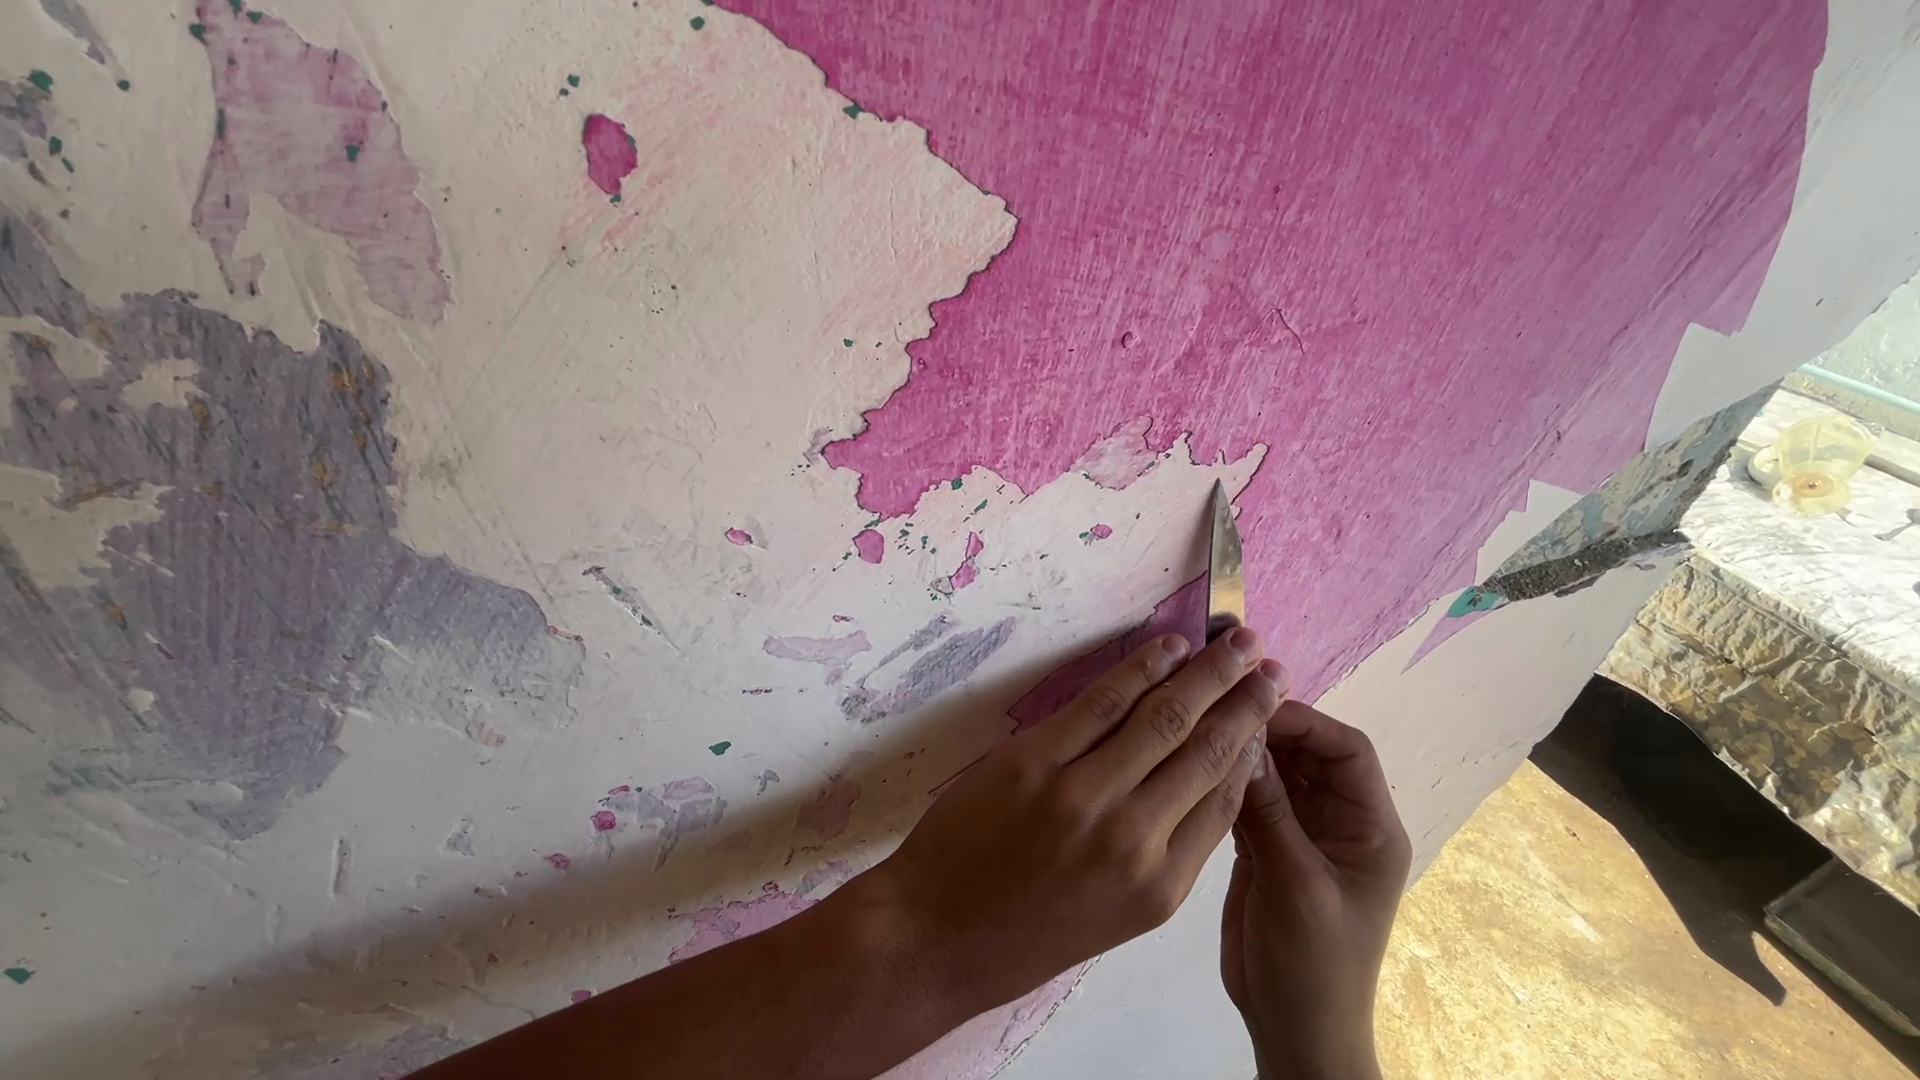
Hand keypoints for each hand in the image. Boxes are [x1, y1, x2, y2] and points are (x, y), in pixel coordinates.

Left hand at [852, 628, 1287, 1014]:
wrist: (938, 936)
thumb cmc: (1028, 931)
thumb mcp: (1117, 914)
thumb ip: (1165, 851)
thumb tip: (1205, 780)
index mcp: (1161, 885)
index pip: (1225, 797)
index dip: (1249, 743)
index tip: (1266, 707)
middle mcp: (1134, 838)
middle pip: (1206, 750)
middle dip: (1244, 700)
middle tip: (1268, 662)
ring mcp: (1083, 795)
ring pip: (1162, 718)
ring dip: (1204, 673)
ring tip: (1235, 642)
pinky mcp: (1034, 760)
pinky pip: (1101, 704)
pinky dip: (1139, 670)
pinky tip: (1166, 649)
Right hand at [1222, 701, 1411, 1079]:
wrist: (1294, 1028)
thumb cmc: (1314, 962)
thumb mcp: (1296, 885)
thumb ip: (1270, 811)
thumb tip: (1241, 739)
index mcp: (1368, 827)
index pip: (1347, 751)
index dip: (1307, 722)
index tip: (1254, 707)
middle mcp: (1337, 821)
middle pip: (1308, 755)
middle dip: (1269, 730)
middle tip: (1217, 710)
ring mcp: (1299, 834)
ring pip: (1275, 773)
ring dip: (1244, 753)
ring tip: (1200, 729)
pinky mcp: (1265, 847)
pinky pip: (1249, 799)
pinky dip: (1227, 782)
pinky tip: (1195, 767)